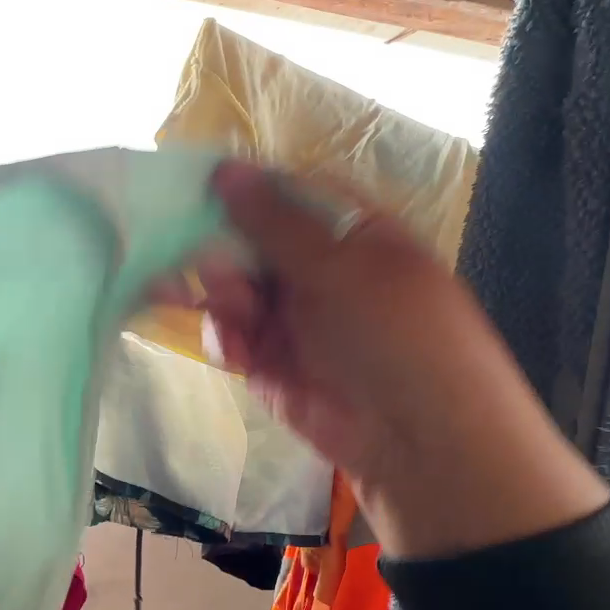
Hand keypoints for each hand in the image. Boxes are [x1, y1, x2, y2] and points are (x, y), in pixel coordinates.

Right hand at [167, 162, 608, 558]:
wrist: (415, 438)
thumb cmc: (395, 335)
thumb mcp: (340, 267)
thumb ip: (275, 221)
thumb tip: (225, 170)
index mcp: (349, 232)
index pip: (283, 195)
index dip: (240, 191)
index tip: (194, 192)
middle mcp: (315, 269)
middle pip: (244, 242)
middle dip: (218, 251)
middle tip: (199, 264)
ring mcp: (288, 315)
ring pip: (227, 289)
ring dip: (219, 297)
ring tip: (233, 314)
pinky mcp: (266, 359)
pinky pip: (227, 335)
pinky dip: (227, 340)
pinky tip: (242, 355)